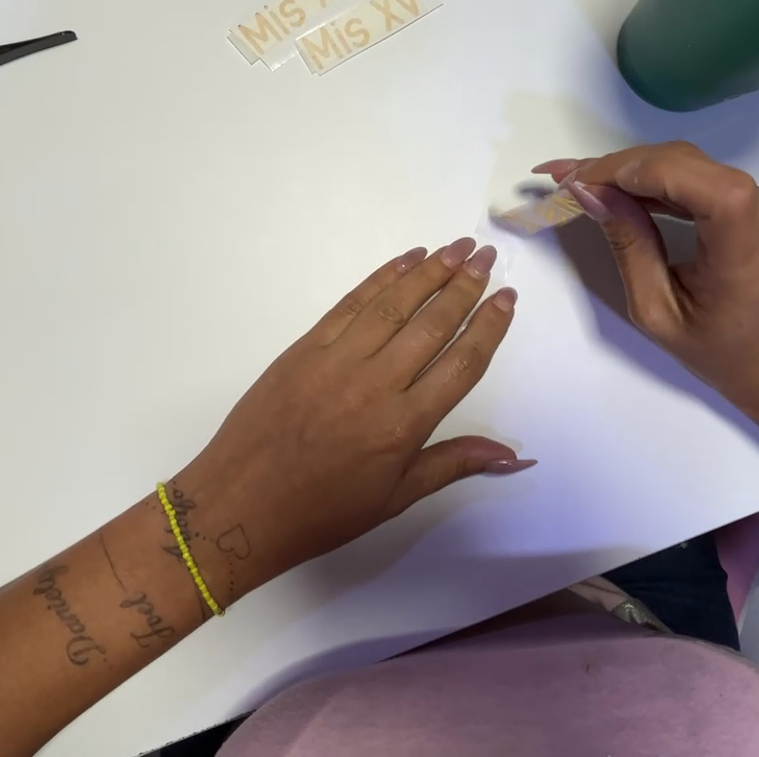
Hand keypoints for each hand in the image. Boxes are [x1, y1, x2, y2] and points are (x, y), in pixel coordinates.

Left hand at [168, 240, 527, 607]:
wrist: (242, 503)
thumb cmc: (324, 510)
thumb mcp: (395, 497)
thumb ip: (455, 463)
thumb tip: (516, 456)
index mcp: (404, 424)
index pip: (461, 363)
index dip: (489, 326)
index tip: (508, 297)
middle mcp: (377, 383)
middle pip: (432, 323)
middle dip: (466, 285)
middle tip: (487, 256)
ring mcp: (338, 359)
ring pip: (394, 304)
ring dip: (429, 271)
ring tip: (457, 248)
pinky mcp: (306, 346)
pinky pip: (351, 303)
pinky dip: (381, 277)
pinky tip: (405, 260)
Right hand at [537, 143, 758, 420]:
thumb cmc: (717, 350)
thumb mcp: (656, 312)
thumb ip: (629, 248)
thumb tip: (590, 192)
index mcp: (749, 260)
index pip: (711, 190)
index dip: (648, 172)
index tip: (587, 180)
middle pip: (693, 166)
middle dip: (624, 166)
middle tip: (566, 177)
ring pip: (695, 165)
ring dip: (636, 169)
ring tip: (586, 181)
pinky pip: (706, 176)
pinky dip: (661, 178)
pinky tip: (626, 189)